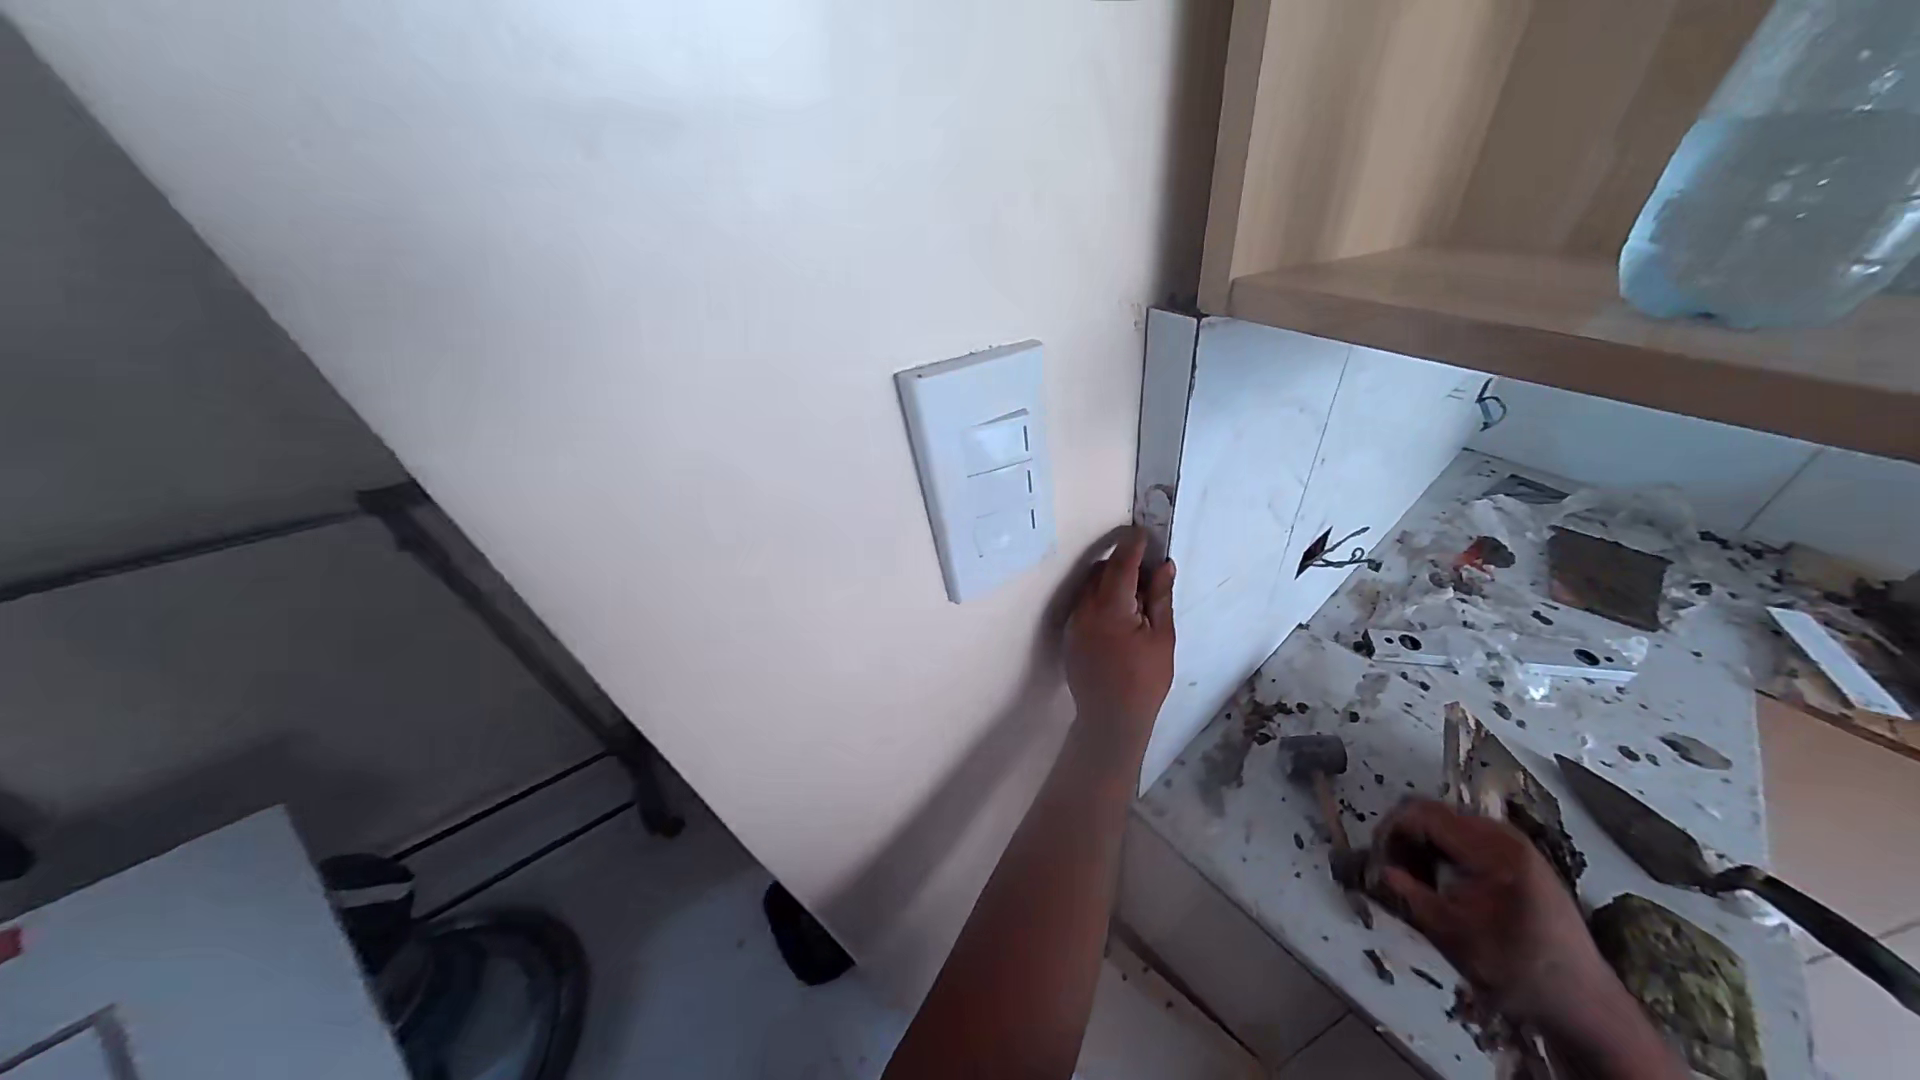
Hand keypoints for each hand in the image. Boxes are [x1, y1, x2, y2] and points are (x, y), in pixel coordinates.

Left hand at [1063, 529, 1174, 733]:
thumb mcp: (1162, 637)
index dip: (1133, 546)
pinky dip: (1101, 599)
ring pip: (1090, 587)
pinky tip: (1121, 617)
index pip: (1120, 564)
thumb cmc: (1145, 680)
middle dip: (1123, 565)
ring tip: (1137, 600)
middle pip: (1101, 572)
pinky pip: (1084, 604)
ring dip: (1110, 582)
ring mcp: (1073, 622)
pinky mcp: (1069, 635)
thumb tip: (1163, 566)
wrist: (1111, 719)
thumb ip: (1160, 597)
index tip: (1144, 533)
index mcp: (1109, 608)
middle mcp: (1084, 609)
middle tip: (1149, 576)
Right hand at [1374, 799, 1614, 1029]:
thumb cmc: (1515, 967)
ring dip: (1422, 842)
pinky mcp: (1521, 857)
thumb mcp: (1450, 931)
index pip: (1421, 813)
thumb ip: (1408, 893)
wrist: (1583, 1003)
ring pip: (1448, 822)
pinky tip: (1440, 878)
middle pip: (1434, 812)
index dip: (1389, 829)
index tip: (1375, 857)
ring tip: (1412, 875)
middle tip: (1390, 867)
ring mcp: (1516, 844)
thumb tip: (1377, 869)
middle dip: (1404, 835)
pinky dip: (1443, 848)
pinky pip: (1468, 836)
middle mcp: (1504, 835)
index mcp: (1491, 848)